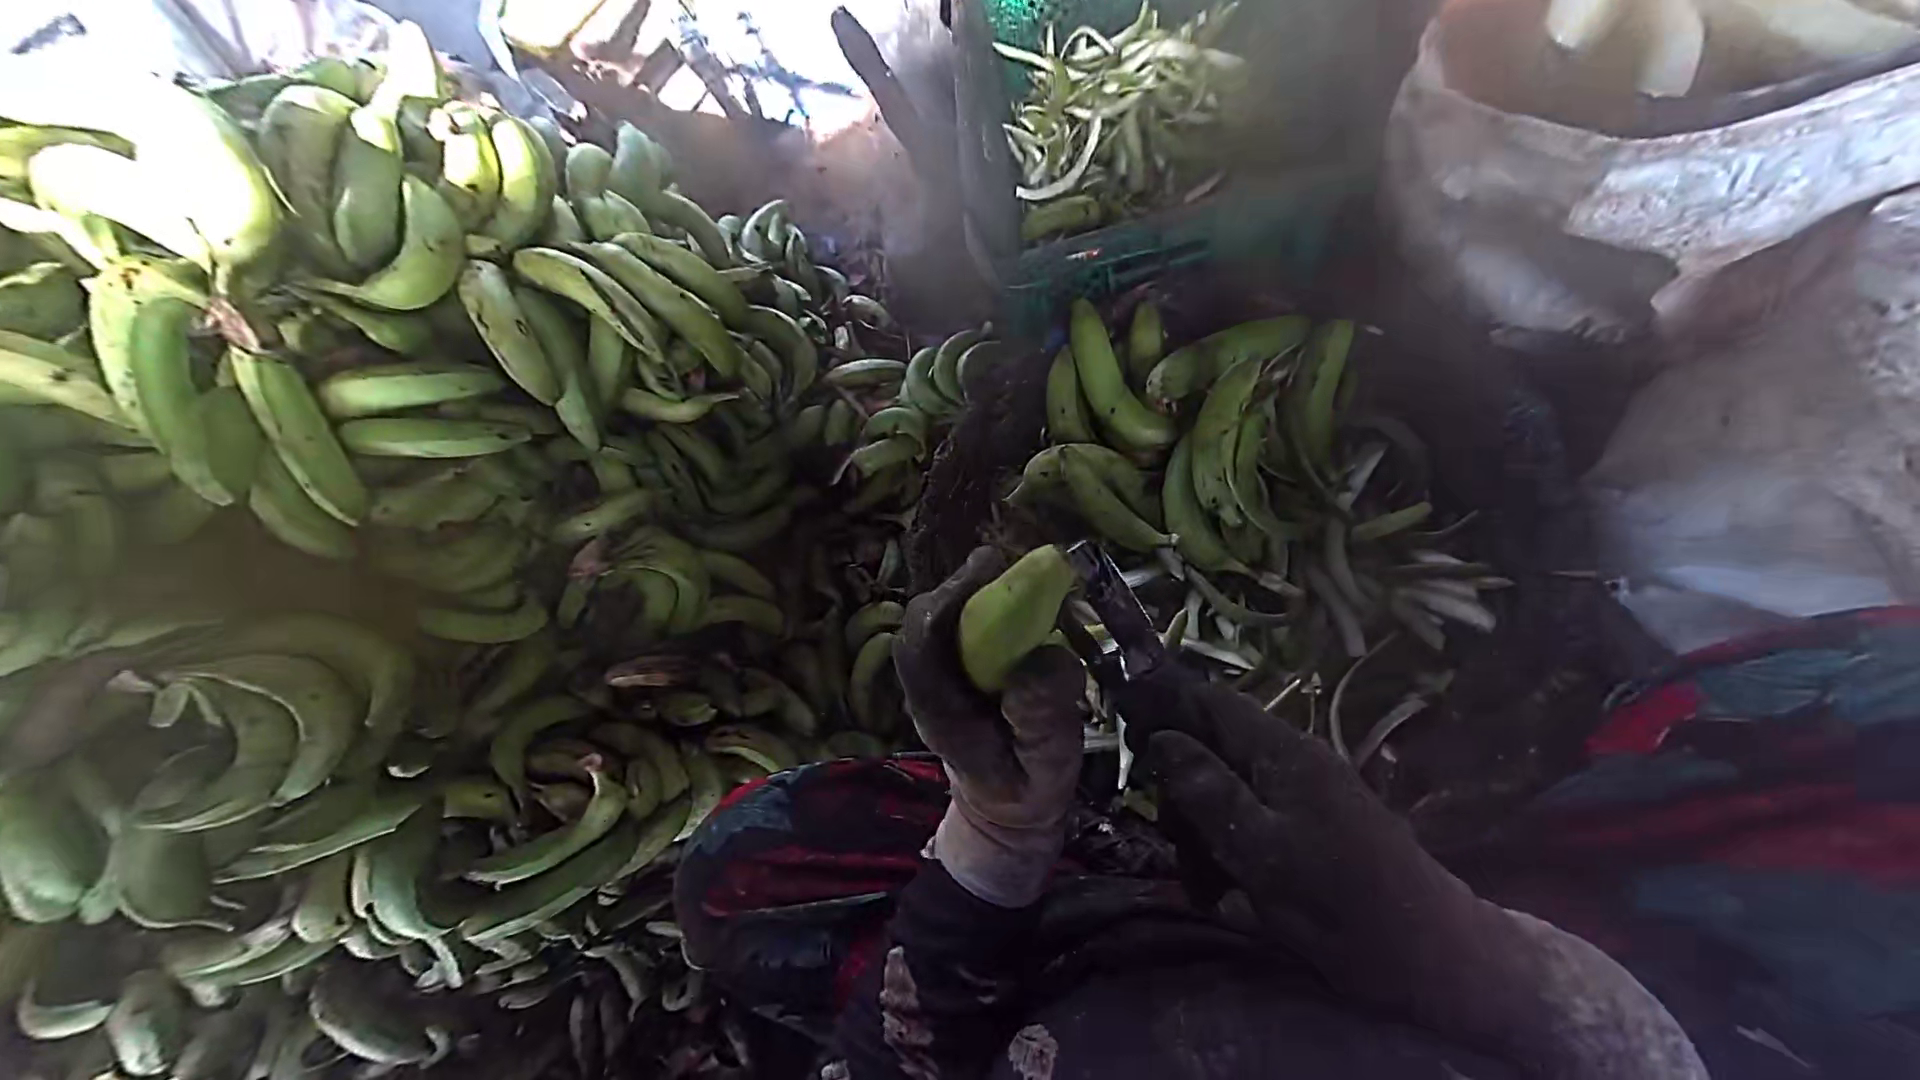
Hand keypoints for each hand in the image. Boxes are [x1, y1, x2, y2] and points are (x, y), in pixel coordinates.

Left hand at [894, 547, 1087, 907]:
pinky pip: (961, 622)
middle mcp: (928, 682)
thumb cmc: (1023, 793)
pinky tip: (1022, 603)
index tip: (994, 567)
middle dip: (966, 583)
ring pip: (942, 614)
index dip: (950, 596)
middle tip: (1015, 566)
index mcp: (938, 708)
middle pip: (926, 616)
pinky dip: (988, 603)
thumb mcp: (1045, 768)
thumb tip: (1045, 657)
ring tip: (1024, 581)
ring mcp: (939, 673)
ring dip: (978, 589)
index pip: (920, 640)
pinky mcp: (956, 667)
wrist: (1004, 810)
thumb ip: (1043, 720)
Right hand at [1116, 663, 1490, 1020]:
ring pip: (1222, 788)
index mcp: (1281, 752)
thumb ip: (1207, 790)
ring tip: (1204, 884)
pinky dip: (1226, 847)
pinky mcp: (1304, 822)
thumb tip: (1159, 737)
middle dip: (1180, 789)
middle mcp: (1288, 760)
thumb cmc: (1345, 907)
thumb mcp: (1261, 852)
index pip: (1210, 700)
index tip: (1125, 724)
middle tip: (1174, 839)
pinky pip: (1246, 817)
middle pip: (1209, 748)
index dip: (1164, 701)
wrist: (1440, 965)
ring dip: (1201, 829)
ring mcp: (1298, 791)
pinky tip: (1224, 889)